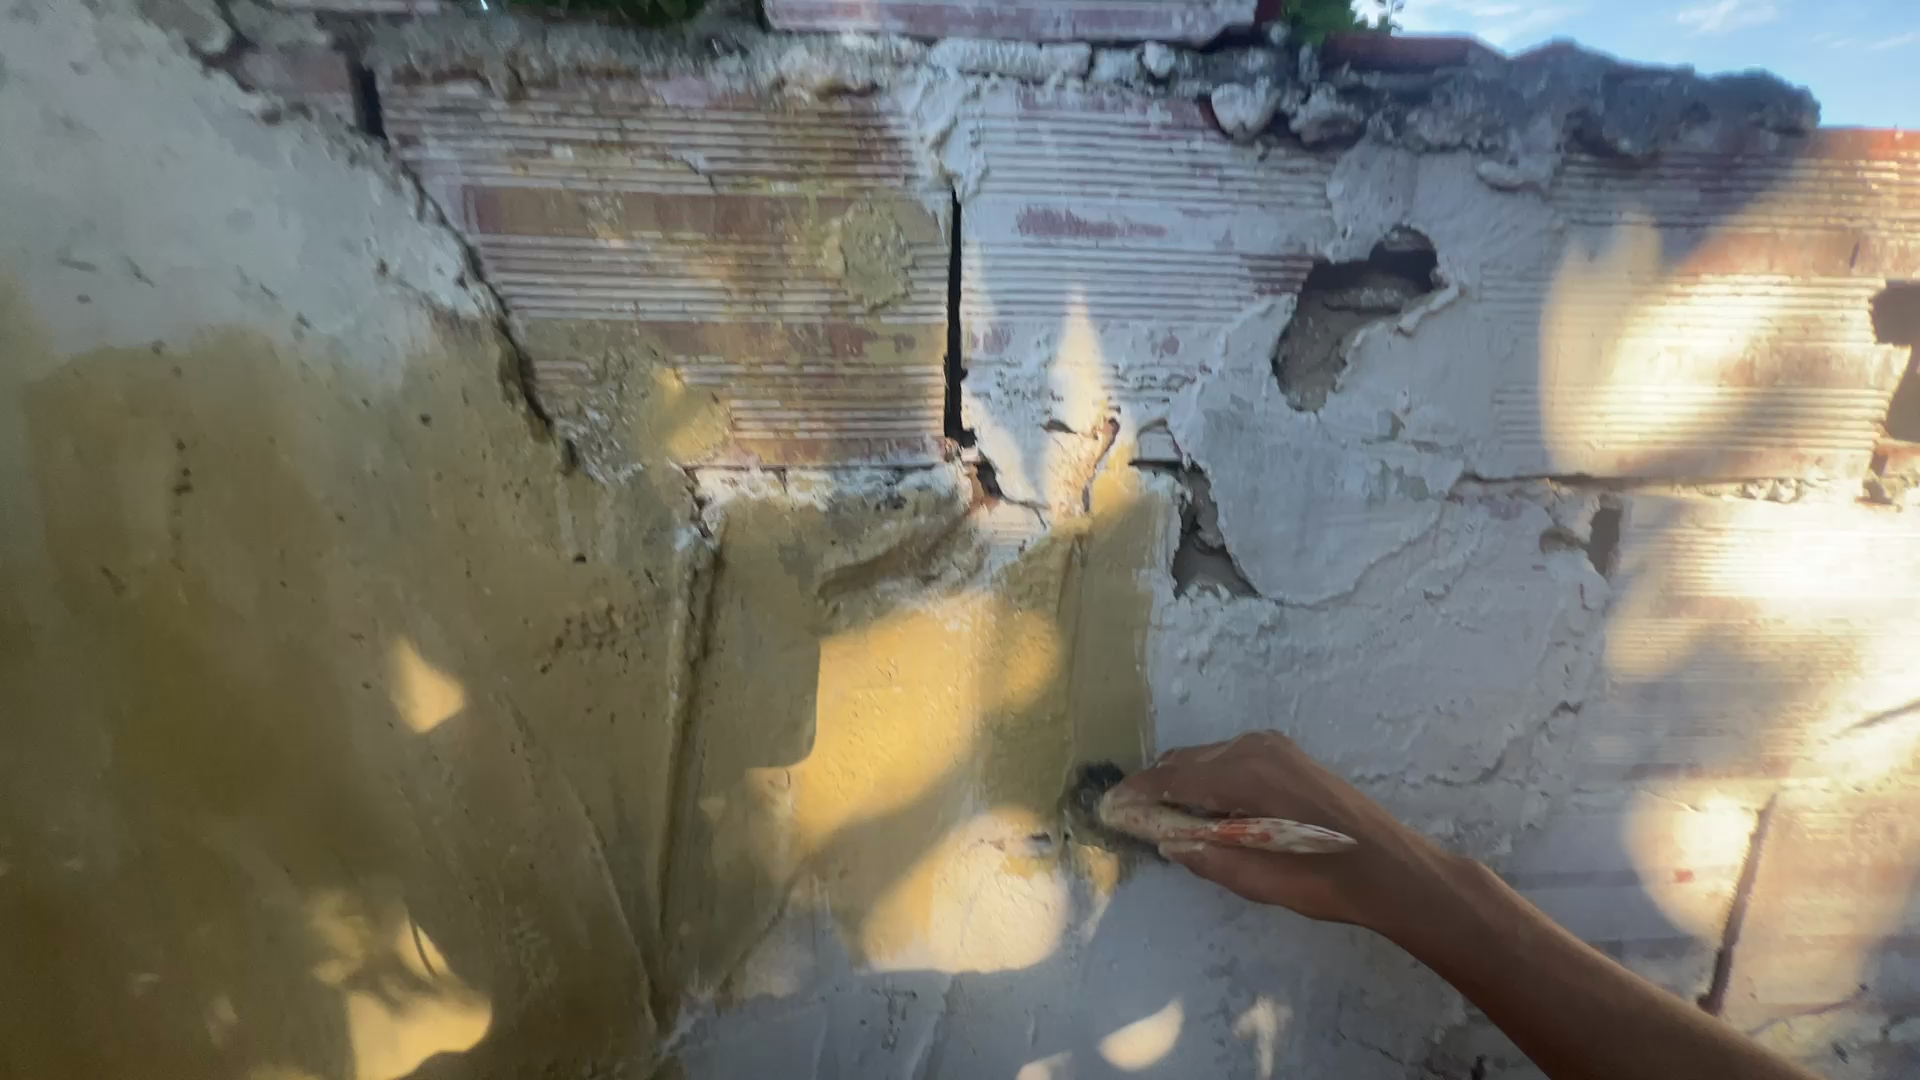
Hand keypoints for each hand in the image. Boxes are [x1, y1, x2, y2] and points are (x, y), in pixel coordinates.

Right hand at [1117, 731, 1455, 933]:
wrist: (1394, 868)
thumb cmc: (1325, 880)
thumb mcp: (1258, 880)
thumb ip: (1205, 856)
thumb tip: (1166, 841)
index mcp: (1244, 773)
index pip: (1173, 777)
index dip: (1138, 792)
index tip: (1111, 803)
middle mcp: (1252, 746)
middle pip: (1186, 761)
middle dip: (1157, 786)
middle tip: (1137, 814)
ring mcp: (1270, 745)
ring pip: (1207, 757)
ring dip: (1184, 781)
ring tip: (1172, 815)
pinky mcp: (1284, 752)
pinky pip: (1229, 757)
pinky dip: (1209, 776)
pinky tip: (1211, 805)